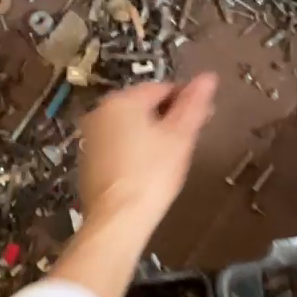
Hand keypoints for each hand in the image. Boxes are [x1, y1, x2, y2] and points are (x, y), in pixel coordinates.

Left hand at [77, 74, 217, 235]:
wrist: (118, 218)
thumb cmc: (151, 176)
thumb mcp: (180, 136)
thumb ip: (194, 104)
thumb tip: (208, 78)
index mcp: (123, 100)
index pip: (163, 88)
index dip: (186, 101)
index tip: (201, 118)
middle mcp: (101, 112)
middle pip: (143, 106)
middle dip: (167, 119)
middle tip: (187, 140)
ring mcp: (91, 136)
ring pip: (130, 126)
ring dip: (150, 135)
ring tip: (169, 158)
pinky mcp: (89, 160)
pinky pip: (118, 146)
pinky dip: (134, 151)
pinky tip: (147, 170)